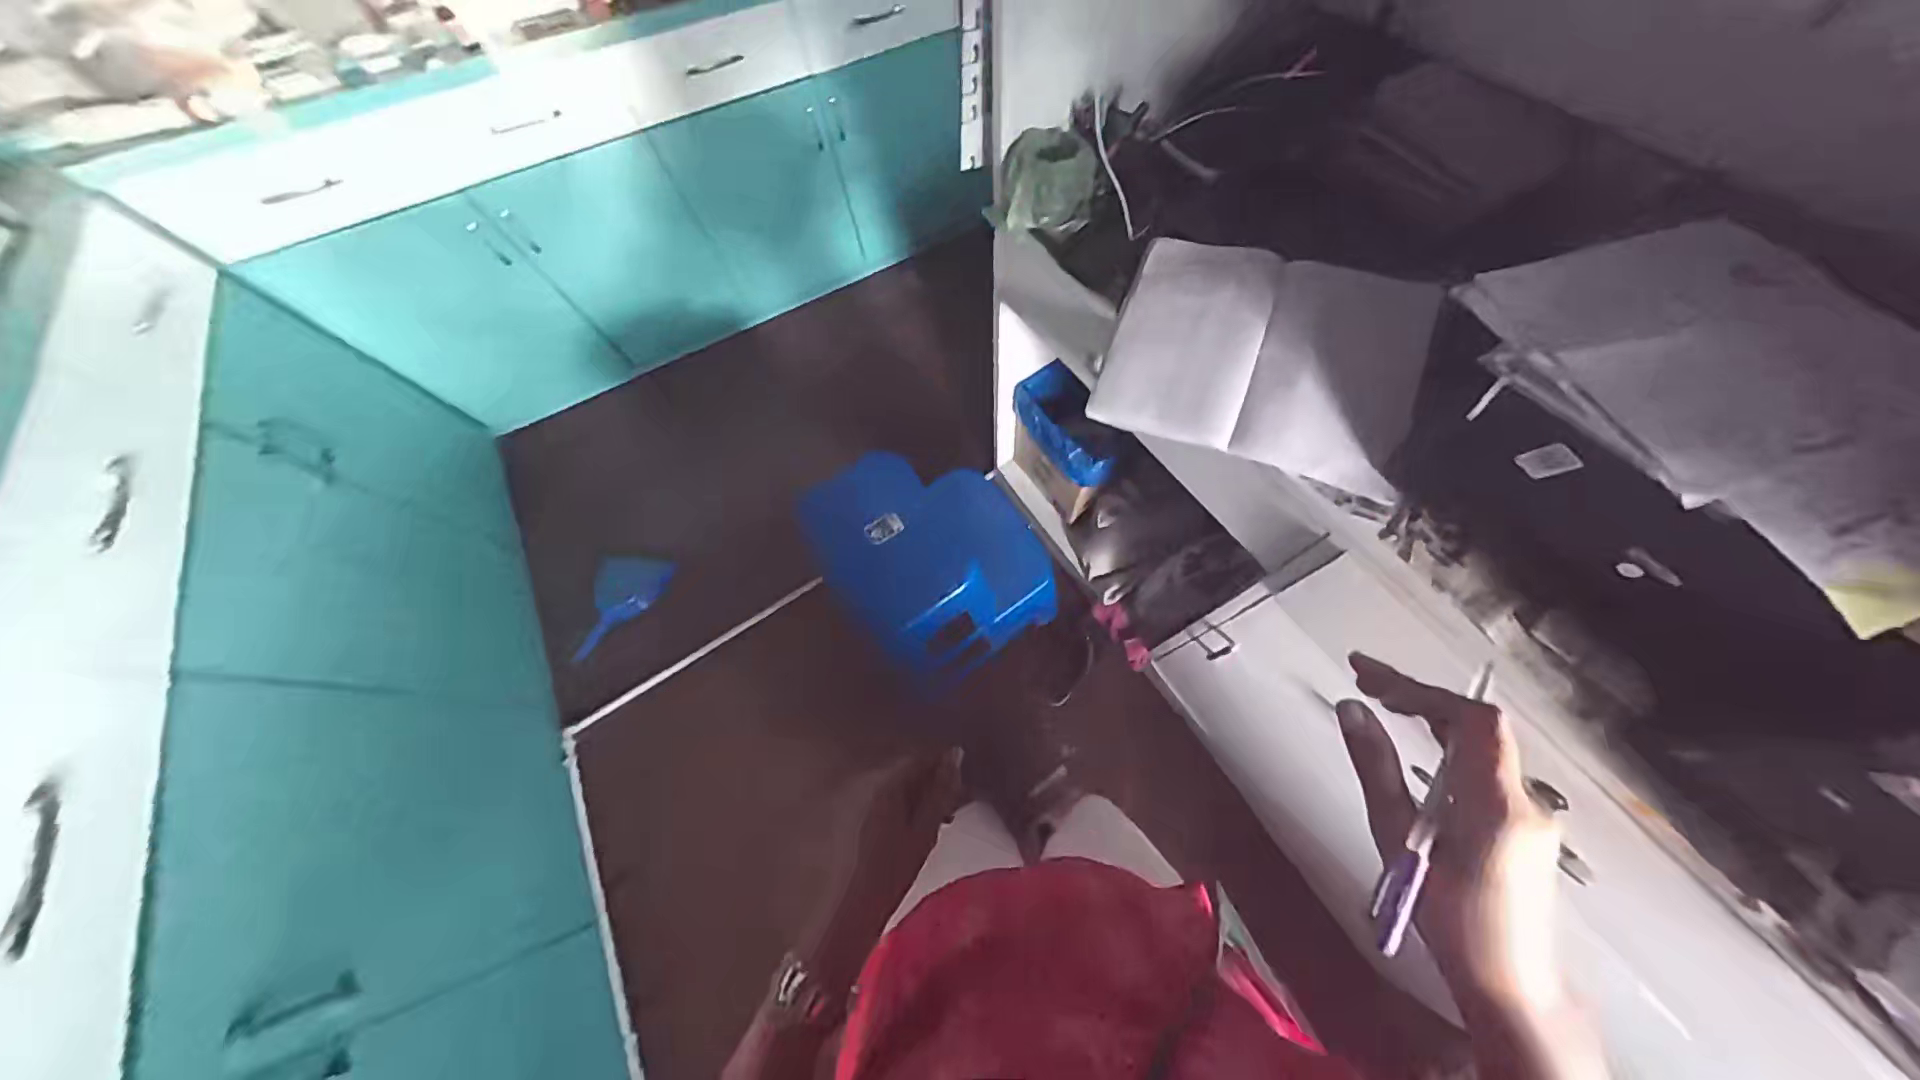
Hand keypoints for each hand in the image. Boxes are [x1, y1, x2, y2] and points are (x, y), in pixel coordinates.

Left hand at [803, 748, 965, 997]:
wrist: (839, 915)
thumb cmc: (885, 879)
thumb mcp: (923, 835)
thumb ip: (941, 792)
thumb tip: (956, 756)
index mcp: (884, 777)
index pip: (923, 753)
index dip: (948, 765)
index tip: (963, 787)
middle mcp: (862, 774)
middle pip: (905, 761)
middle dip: (929, 776)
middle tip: (951, 805)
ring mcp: (848, 788)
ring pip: (891, 775)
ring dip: (912, 788)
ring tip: (929, 819)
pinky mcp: (841, 804)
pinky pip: (876, 789)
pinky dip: (894, 799)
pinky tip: (903, 824)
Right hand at [1336, 653, 1563, 1010]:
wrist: (1510, 985)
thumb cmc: (1449, 918)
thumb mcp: (1398, 839)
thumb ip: (1376, 768)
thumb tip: (1352, 709)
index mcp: (1498, 803)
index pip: (1470, 720)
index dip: (1418, 689)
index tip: (1366, 675)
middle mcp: (1524, 799)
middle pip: (1476, 723)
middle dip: (1417, 693)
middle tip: (1362, 677)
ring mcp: (1529, 810)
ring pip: (1480, 741)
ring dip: (1429, 713)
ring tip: (1379, 699)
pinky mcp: (1522, 822)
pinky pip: (1482, 762)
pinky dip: (1444, 739)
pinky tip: (1416, 739)